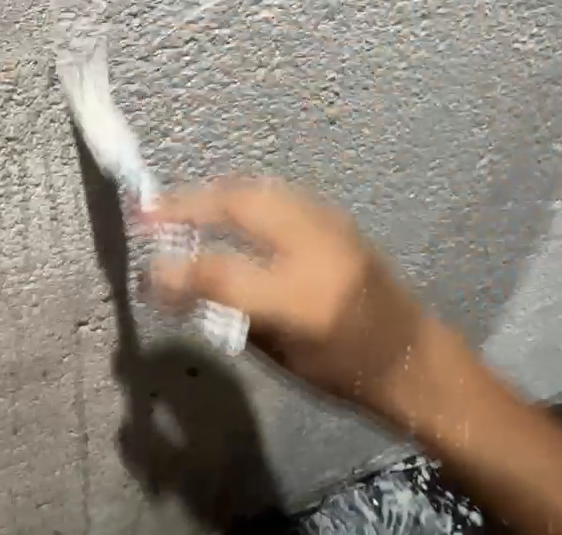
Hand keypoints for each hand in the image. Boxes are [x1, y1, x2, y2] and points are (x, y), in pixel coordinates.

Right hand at [144, 178, 435, 422]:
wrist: (416, 357)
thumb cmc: (345, 372)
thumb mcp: (281, 357)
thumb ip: (230, 313)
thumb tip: (179, 282)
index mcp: (302, 301)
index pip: (222, 274)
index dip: (176, 271)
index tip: (146, 271)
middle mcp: (316, 251)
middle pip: (238, 207)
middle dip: (187, 205)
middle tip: (148, 211)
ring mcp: (328, 225)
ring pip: (256, 189)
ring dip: (211, 194)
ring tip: (177, 204)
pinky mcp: (334, 215)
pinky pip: (276, 192)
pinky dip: (240, 194)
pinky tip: (221, 204)